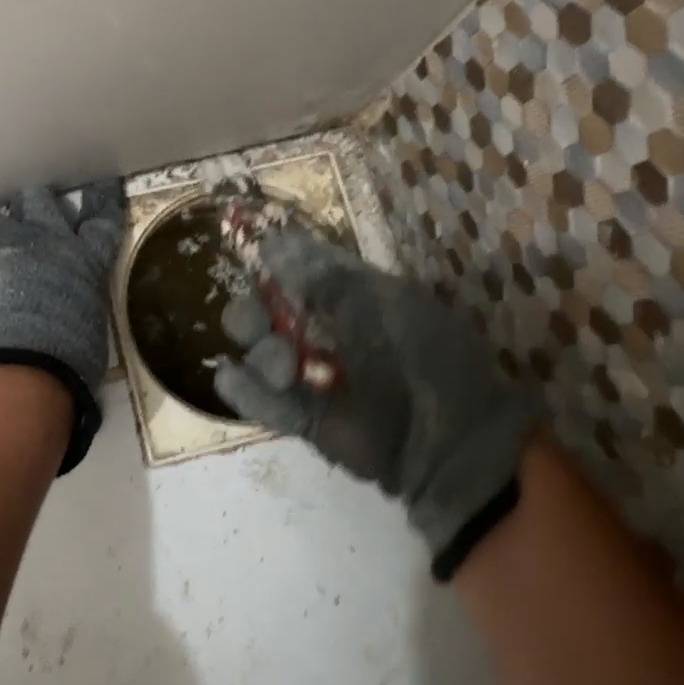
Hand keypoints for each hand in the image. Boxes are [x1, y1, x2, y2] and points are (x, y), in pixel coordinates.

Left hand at [0, 181, 126, 473]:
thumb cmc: (67, 355)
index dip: (102, 200)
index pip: (100, 221)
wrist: (16, 362)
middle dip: (35, 204)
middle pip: (39, 200)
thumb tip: (70, 313)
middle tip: (32, 215)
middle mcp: (41, 240)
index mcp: (82, 259)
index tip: (102, 184)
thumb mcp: (87, 326)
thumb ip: (78, 306)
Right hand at [212, 224, 538, 578]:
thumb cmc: (422, 355)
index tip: (254, 251)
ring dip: (262, 352)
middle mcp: (322, 330)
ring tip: (287, 367)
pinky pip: (258, 400)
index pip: (296, 267)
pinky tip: (234, 376)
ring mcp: (310, 376)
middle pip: (261, 308)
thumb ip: (323, 275)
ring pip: (256, 350)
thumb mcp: (379, 302)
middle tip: (264, 319)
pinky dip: (243, 388)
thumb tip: (271, 244)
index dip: (272, 258)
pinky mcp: (302, 419)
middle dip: (252, 311)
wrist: (449, 440)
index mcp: (348, 295)